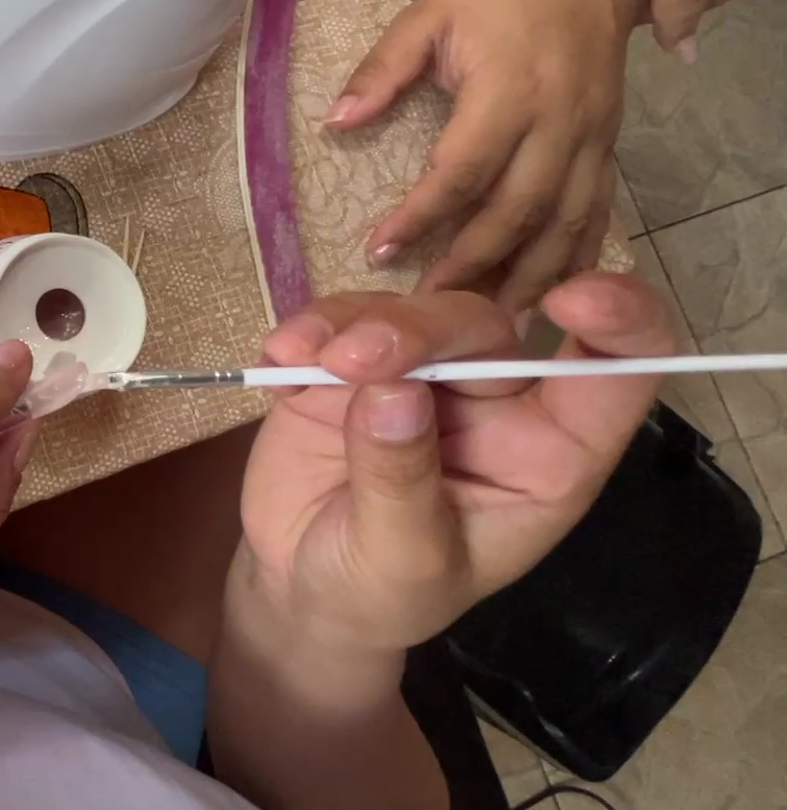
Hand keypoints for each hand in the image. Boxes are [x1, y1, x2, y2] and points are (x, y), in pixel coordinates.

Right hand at [238, 273, 674, 652]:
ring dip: (346, 322)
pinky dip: (302, 332)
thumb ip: (401, 481)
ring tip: (294, 354)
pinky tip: (275, 359)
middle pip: (476, 329)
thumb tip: (392, 392)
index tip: (575, 299)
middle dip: (416, 329)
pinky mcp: (335, 376)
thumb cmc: (380, 592)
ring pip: (396, 313)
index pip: (608, 377)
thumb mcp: (403, 559)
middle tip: (350, 359)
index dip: (616, 327)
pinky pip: (328, 327)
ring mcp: (403, 382)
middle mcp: (482, 405)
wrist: (300, 584)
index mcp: (539, 454)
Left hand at [327, 0, 642, 310]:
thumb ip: (381, 70)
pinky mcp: (608, 150)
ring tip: (485, 324)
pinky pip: (597, 214)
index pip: (461, 170)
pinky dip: (575, 259)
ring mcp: (593, 141)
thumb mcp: (426, 19)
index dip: (420, 215)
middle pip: (516, 209)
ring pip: (565, 223)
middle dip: (470, 263)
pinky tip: (547, 297)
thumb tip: (334, 121)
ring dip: (526, 277)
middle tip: (423, 307)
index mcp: (509, 94)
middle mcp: (559, 125)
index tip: (377, 252)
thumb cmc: (492, 2)